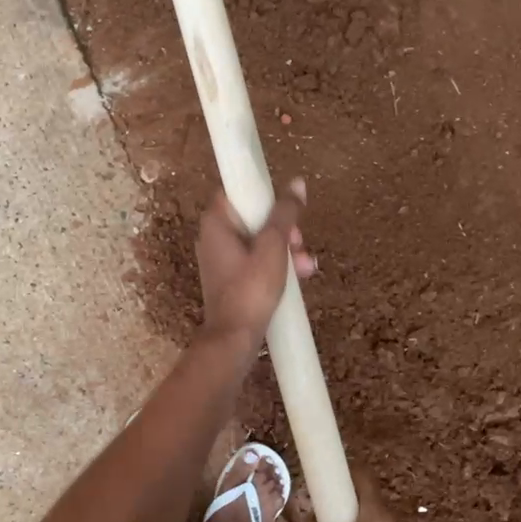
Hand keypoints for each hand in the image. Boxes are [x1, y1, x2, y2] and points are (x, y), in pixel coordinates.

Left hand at [195, 179, 313, 344]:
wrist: (234, 338)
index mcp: (216, 223)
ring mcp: (221, 260)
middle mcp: (214, 237)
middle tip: (299, 242)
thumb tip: (296, 184)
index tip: (285, 209)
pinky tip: (300, 276)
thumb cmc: (251, 288)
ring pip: (259, 241)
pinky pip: (256, 262)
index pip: (237, 191)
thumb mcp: (274, 246)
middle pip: (253, 217)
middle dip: (283, 229)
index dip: (264, 196)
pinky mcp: (231, 280)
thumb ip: (285, 213)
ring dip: (286, 249)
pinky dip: (276, 265)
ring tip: (306, 266)